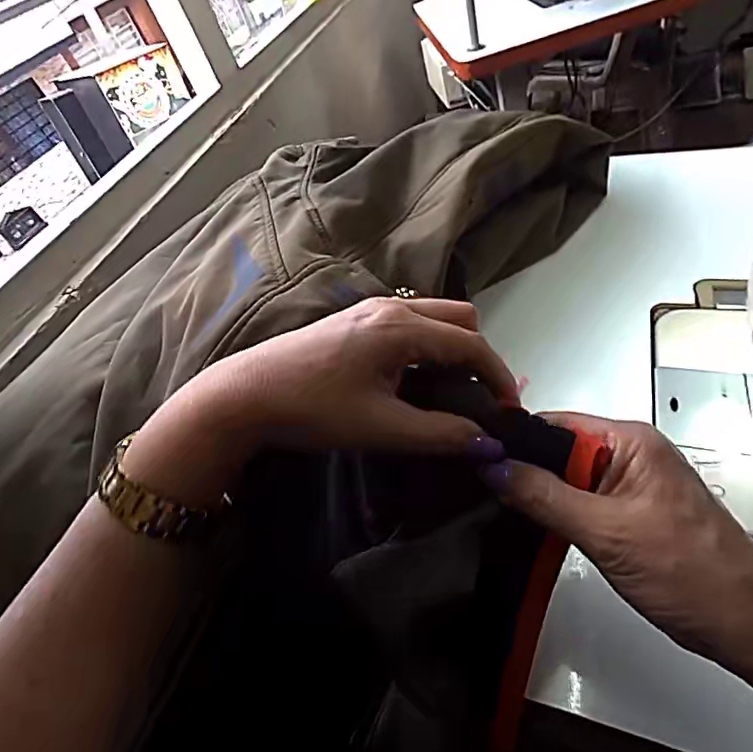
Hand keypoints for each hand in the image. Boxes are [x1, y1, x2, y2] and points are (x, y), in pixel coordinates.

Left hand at [126, 297, 516, 502]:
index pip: (472, 345)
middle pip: (462, 318)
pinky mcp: (357, 318)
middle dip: (479, 356)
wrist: (242, 396)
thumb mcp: (381, 428)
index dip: (499, 377)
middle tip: (476, 398)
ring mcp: (372, 309)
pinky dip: (430, 344)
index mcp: (401, 327)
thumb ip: (441, 435)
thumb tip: (489, 444)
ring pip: (437, 316)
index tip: (510, 411)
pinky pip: (413, 321)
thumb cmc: (312, 410)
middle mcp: (392, 307)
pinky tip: (414, 378)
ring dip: (453, 348)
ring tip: (448, 391)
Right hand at [480, 413, 752, 680]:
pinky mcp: (633, 514)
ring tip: (515, 518)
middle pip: (561, 451)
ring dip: (544, 498)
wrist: (747, 625)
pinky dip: (563, 516)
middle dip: (527, 473)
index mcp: (633, 441)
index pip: (557, 423)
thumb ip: (546, 497)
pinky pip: (585, 503)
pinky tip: (547, 533)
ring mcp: (634, 486)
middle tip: (490, 496)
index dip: (518, 442)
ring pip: (571, 480)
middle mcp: (634, 455)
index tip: (482, 462)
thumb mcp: (607, 533)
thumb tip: (498, 468)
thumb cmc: (699, 576)